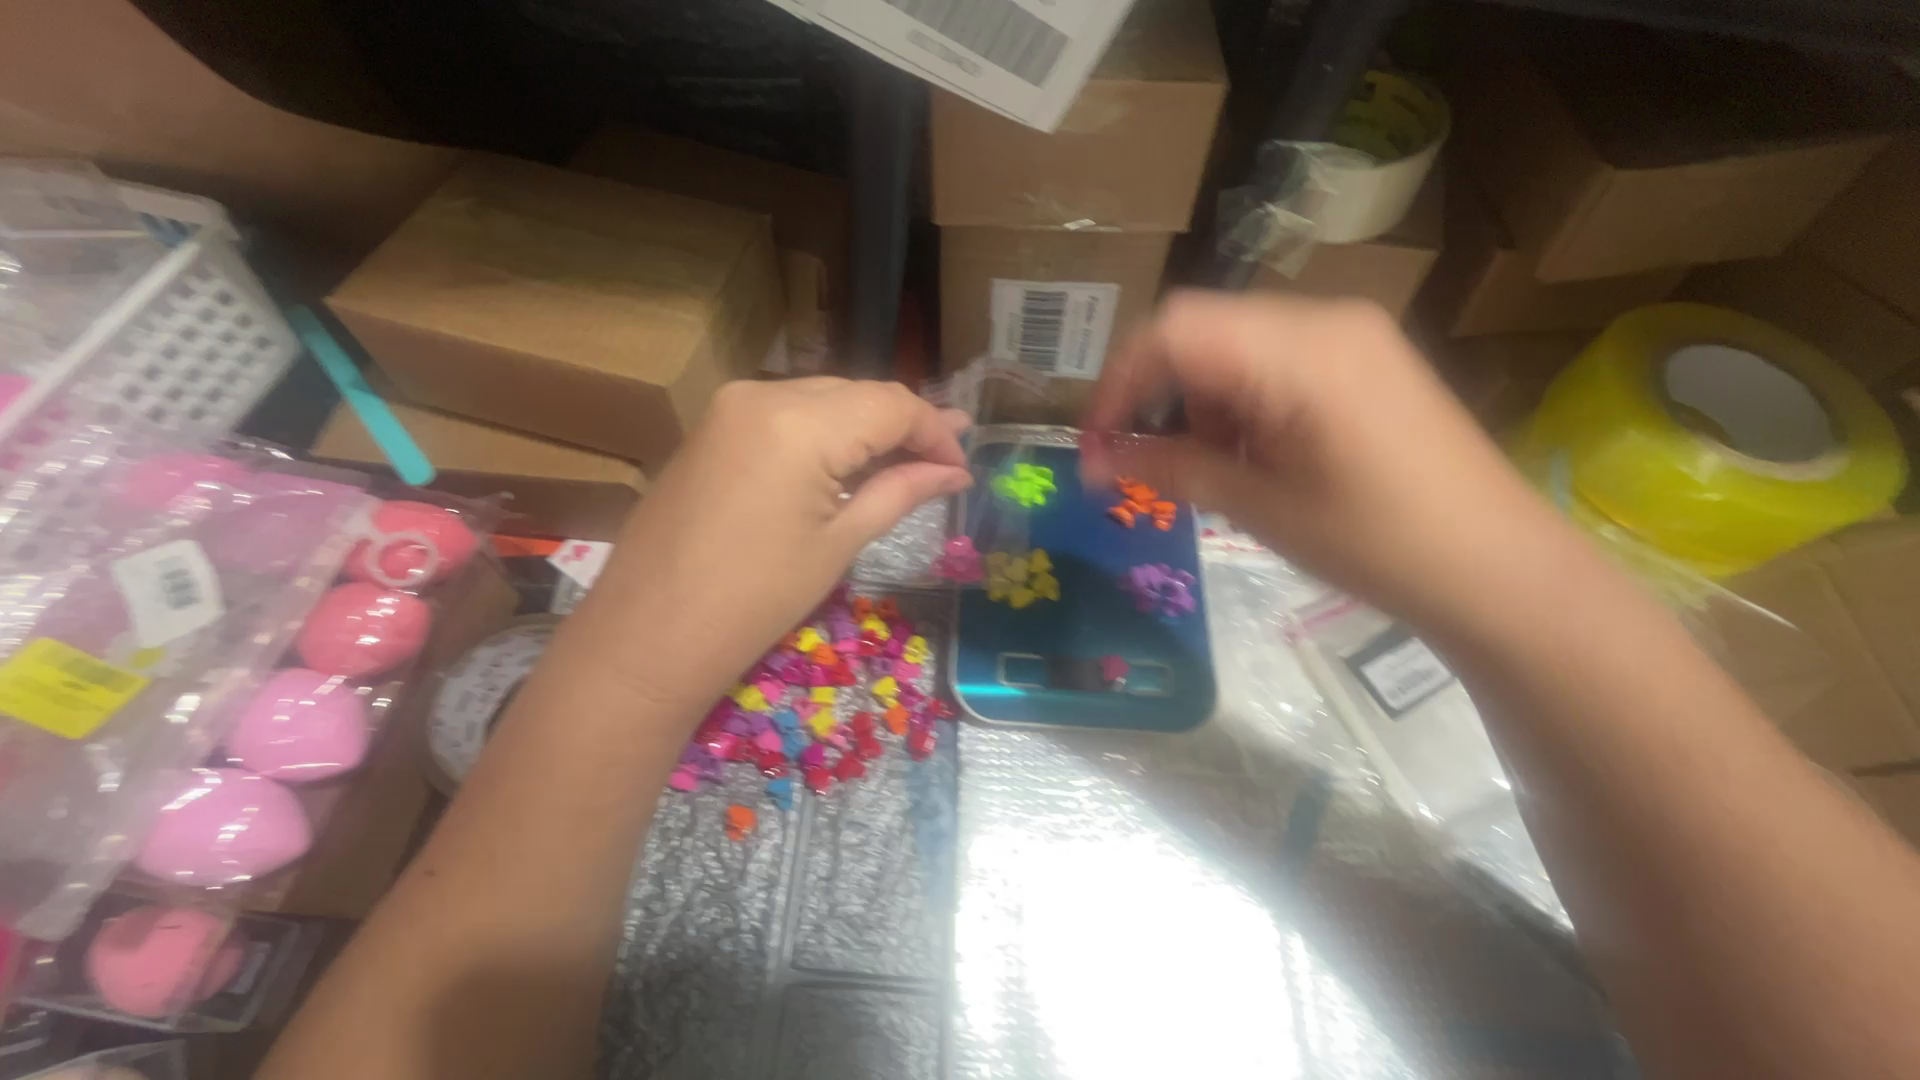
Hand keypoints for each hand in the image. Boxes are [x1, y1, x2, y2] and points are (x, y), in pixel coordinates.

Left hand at [573, 378, 971, 711]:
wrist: (649, 634)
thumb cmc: (756, 600)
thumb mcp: (838, 543)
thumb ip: (901, 492)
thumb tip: (955, 472)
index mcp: (800, 423)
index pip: (892, 404)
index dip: (937, 431)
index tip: (963, 468)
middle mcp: (764, 394)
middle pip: (858, 394)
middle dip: (905, 426)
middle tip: (944, 463)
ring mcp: (731, 406)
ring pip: (824, 399)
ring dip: (866, 428)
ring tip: (906, 462)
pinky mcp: (713, 426)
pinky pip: (787, 414)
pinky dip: (826, 433)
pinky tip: (849, 462)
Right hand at [1082, 291, 1579, 632]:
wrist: (1499, 569)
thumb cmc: (1376, 544)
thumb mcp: (1259, 507)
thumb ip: (1170, 468)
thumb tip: (1095, 460)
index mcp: (1299, 350)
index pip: (1174, 330)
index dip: (1119, 383)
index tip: (1094, 445)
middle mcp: (1324, 320)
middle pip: (1201, 331)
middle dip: (1158, 396)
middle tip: (1145, 464)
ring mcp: (1350, 335)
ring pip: (1233, 344)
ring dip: (1198, 401)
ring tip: (1206, 467)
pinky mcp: (1363, 358)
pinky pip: (1274, 359)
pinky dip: (1240, 400)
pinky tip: (1251, 453)